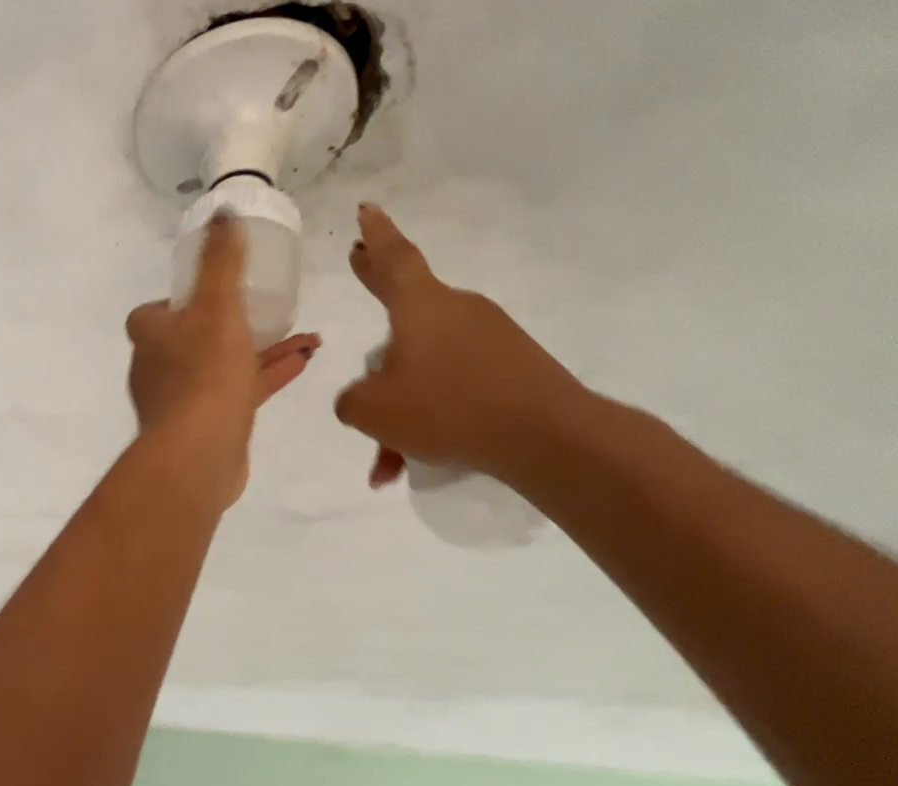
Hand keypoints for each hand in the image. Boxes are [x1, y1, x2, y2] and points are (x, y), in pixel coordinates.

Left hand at [125, 215, 319, 503]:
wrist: (198, 455)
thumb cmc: (203, 374)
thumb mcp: (217, 305)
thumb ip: (221, 261)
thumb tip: (221, 212)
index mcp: (150, 337)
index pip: (151, 313)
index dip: (177, 300)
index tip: (210, 290)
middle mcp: (156, 368)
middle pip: (188, 339)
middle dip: (226, 323)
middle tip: (261, 308)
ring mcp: (179, 402)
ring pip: (220, 365)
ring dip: (257, 349)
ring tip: (302, 335)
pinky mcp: (205, 428)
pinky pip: (238, 393)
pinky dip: (265, 377)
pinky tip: (301, 362)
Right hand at [335, 204, 592, 487]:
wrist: (546, 435)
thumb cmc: (446, 408)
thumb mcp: (369, 410)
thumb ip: (351, 398)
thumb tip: (367, 392)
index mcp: (422, 307)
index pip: (393, 259)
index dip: (375, 237)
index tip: (366, 210)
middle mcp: (456, 312)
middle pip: (406, 314)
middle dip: (379, 300)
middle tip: (361, 267)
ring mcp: (488, 339)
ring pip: (423, 370)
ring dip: (399, 408)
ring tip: (385, 458)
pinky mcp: (508, 369)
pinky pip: (450, 392)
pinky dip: (427, 422)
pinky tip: (409, 464)